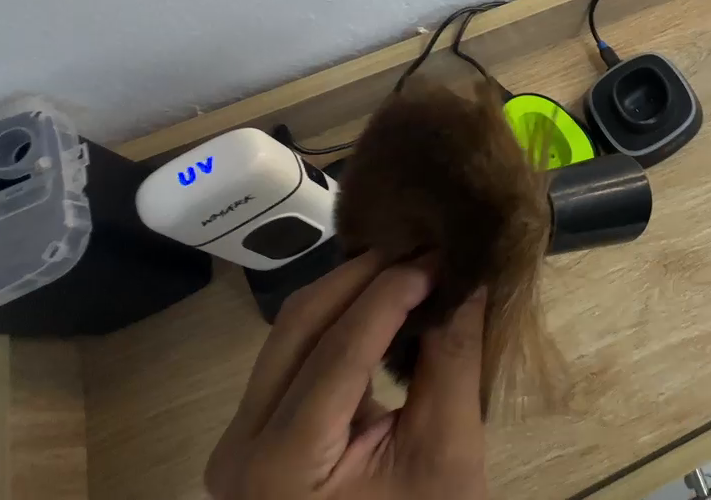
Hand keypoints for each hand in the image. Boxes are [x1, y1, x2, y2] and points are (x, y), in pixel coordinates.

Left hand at [206, 252, 488, 499]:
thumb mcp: (447, 451)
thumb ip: (454, 358)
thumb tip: (470, 275)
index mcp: (282, 464)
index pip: (341, 346)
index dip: (396, 287)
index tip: (443, 253)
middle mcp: (240, 446)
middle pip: (299, 325)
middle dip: (366, 274)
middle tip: (425, 247)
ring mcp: (240, 440)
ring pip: (290, 332)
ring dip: (352, 290)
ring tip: (411, 267)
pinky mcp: (256, 435)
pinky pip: (293, 354)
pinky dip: (341, 319)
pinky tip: (386, 301)